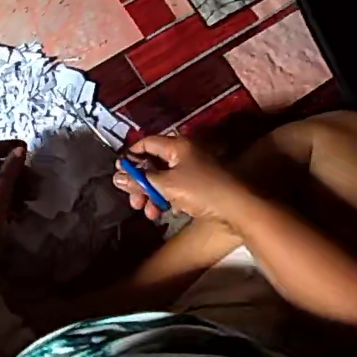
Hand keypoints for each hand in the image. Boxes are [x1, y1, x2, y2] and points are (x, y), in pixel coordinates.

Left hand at [0, 139, 25, 260]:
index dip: (10, 146)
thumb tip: (20, 149)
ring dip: (16, 188)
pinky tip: (21, 211)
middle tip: (36, 179)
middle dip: (18, 172)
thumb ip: (12, 166)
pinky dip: (8, 201)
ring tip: (33, 197)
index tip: (28, 147)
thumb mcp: (1, 186)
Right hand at [115, 134, 252, 224]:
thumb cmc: (201, 190)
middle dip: (141, 183)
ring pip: (165, 178)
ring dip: (154, 195)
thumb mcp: (166, 185)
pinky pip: (178, 187)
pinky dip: (169, 198)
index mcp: (177, 145)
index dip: (131, 156)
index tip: (120, 172)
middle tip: (133, 201)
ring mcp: (195, 168)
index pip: (146, 143)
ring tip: (150, 213)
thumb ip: (140, 180)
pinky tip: (168, 212)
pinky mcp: (202, 184)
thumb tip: (117, 177)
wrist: (239, 209)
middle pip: (154, 163)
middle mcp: (186, 153)